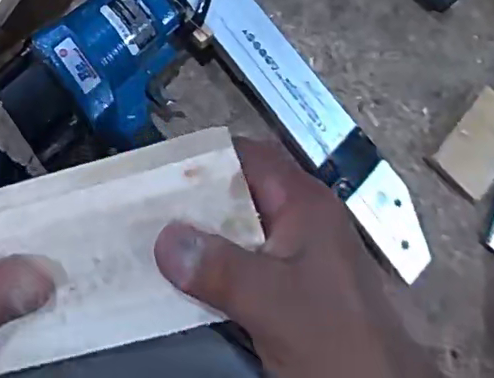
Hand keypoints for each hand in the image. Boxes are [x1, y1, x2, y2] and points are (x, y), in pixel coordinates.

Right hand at [154, 137, 439, 377]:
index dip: (209, 156)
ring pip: (247, 226)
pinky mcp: (301, 284)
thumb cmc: (337, 338)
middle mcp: (305, 217)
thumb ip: (219, 268)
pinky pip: (253, 257)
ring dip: (211, 232)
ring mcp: (305, 251)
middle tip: (156, 205)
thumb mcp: (272, 301)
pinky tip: (196, 278)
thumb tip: (166, 238)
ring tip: (165, 239)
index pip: (251, 156)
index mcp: (305, 202)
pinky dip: (224, 261)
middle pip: (245, 189)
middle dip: (202, 197)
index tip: (166, 168)